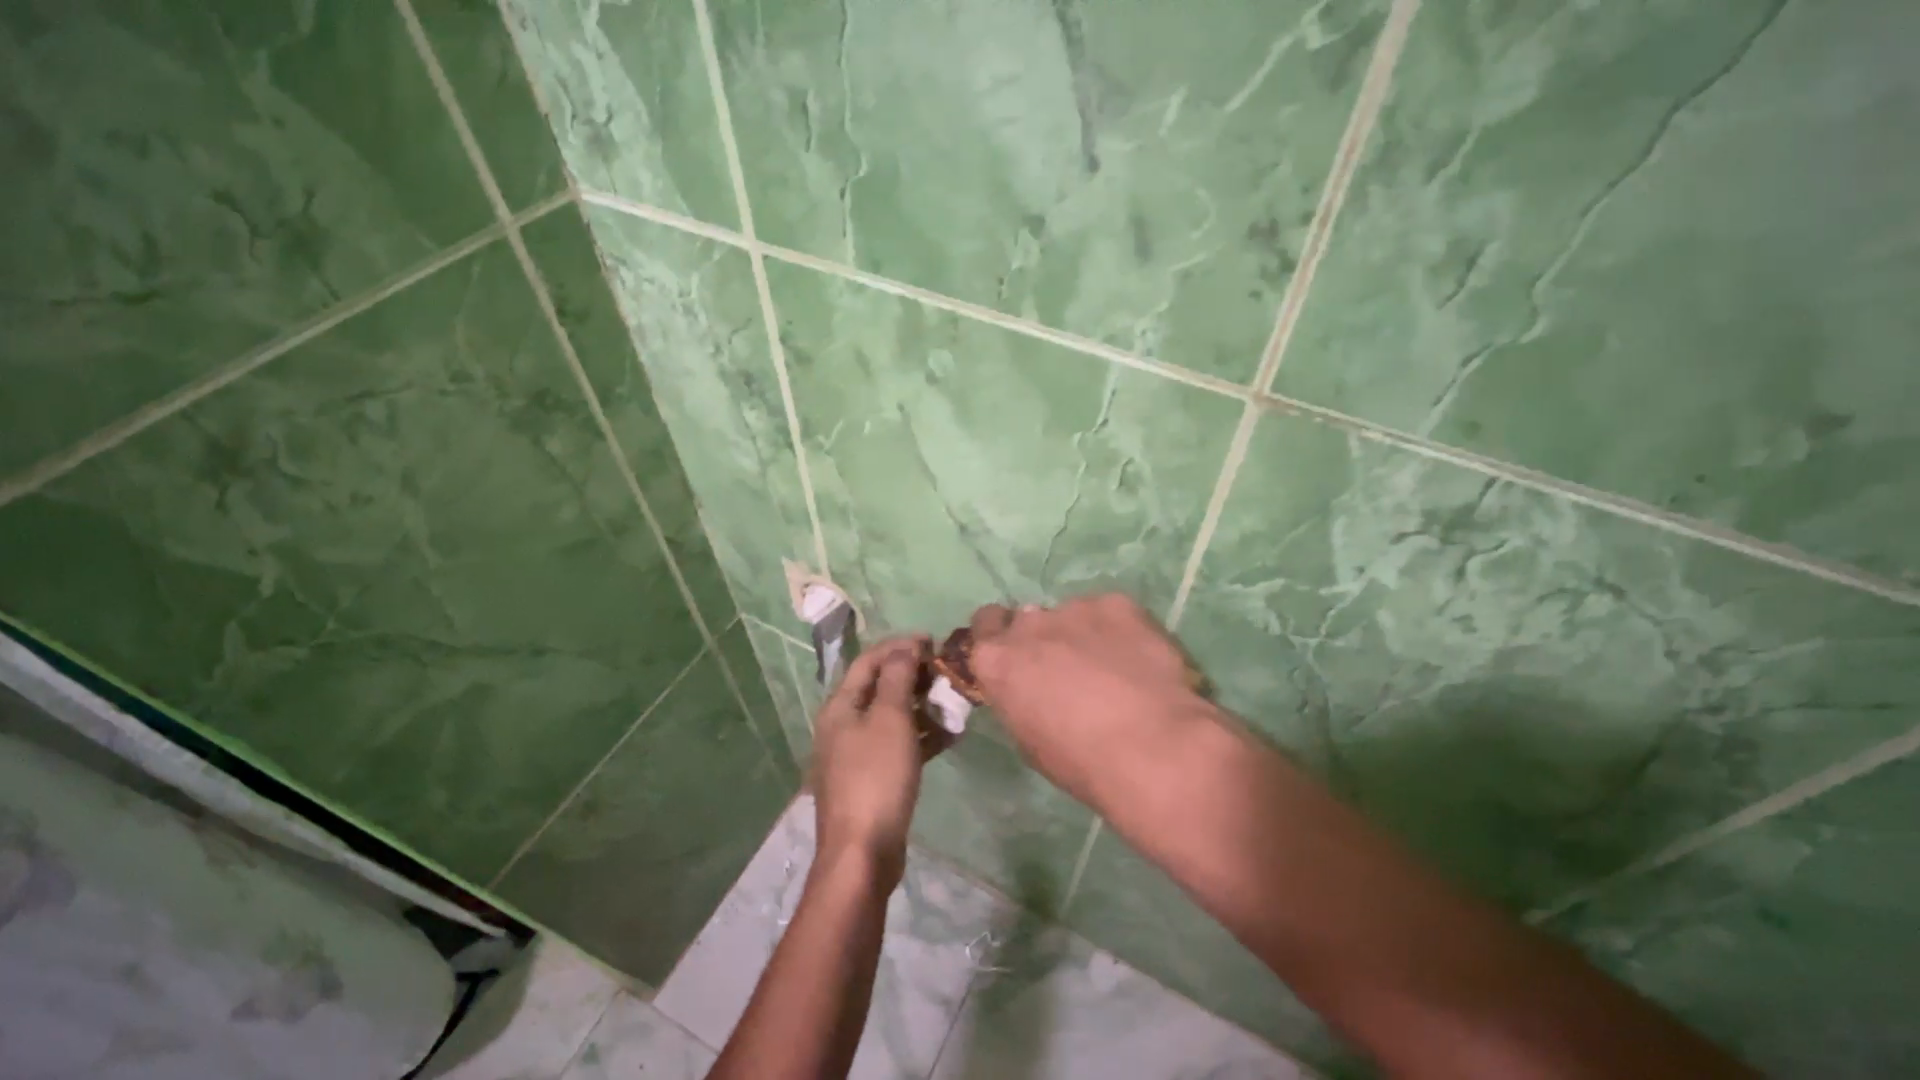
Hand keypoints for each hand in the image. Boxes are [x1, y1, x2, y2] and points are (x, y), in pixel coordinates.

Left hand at [809, 636, 934, 880]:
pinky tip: (952, 736)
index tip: (934, 640)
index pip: (869, 661)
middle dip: (913, 675)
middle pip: (879, 687)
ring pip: (892, 718)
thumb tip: (904, 646)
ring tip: (955, 700)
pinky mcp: (873, 780)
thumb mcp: (889, 720)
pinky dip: (922, 737)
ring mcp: (857, 755)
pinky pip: (899, 746)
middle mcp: (843, 726)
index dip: (899, 646)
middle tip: (947, 670)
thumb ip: (897, 678)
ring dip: (922, 706)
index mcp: (840, 706)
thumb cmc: (876, 778)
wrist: (862, 852)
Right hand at [968, 593, 1212, 803]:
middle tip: (1068, 670)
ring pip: (1072, 615)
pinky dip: (1119, 631)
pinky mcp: (1118, 604)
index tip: (1019, 660)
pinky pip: (1111, 612)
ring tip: (1114, 669)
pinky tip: (1137, 660)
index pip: (985, 626)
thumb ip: (1020, 700)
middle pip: (1027, 619)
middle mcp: (1029, 625)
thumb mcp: (1029, 741)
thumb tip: (1032, 690)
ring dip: (1082, 635)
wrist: (1149, 747)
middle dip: (1043, 639)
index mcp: (997, 661)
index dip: (1001, 640)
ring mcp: (1074, 609)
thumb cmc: (1081, 762)